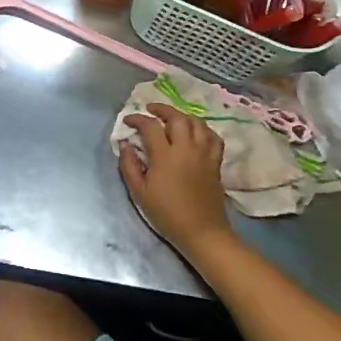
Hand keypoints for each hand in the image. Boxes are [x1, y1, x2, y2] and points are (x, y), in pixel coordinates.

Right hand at [119, 103, 234, 257]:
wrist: (201, 231)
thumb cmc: (166, 214)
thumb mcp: (140, 193)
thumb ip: (129, 166)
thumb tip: (125, 144)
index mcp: (165, 155)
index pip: (150, 126)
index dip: (137, 119)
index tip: (129, 120)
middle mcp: (186, 148)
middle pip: (177, 117)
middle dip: (162, 109)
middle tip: (151, 110)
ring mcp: (204, 153)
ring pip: (197, 123)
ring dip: (183, 116)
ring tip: (173, 118)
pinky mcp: (215, 161)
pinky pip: (213, 137)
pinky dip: (204, 129)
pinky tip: (196, 133)